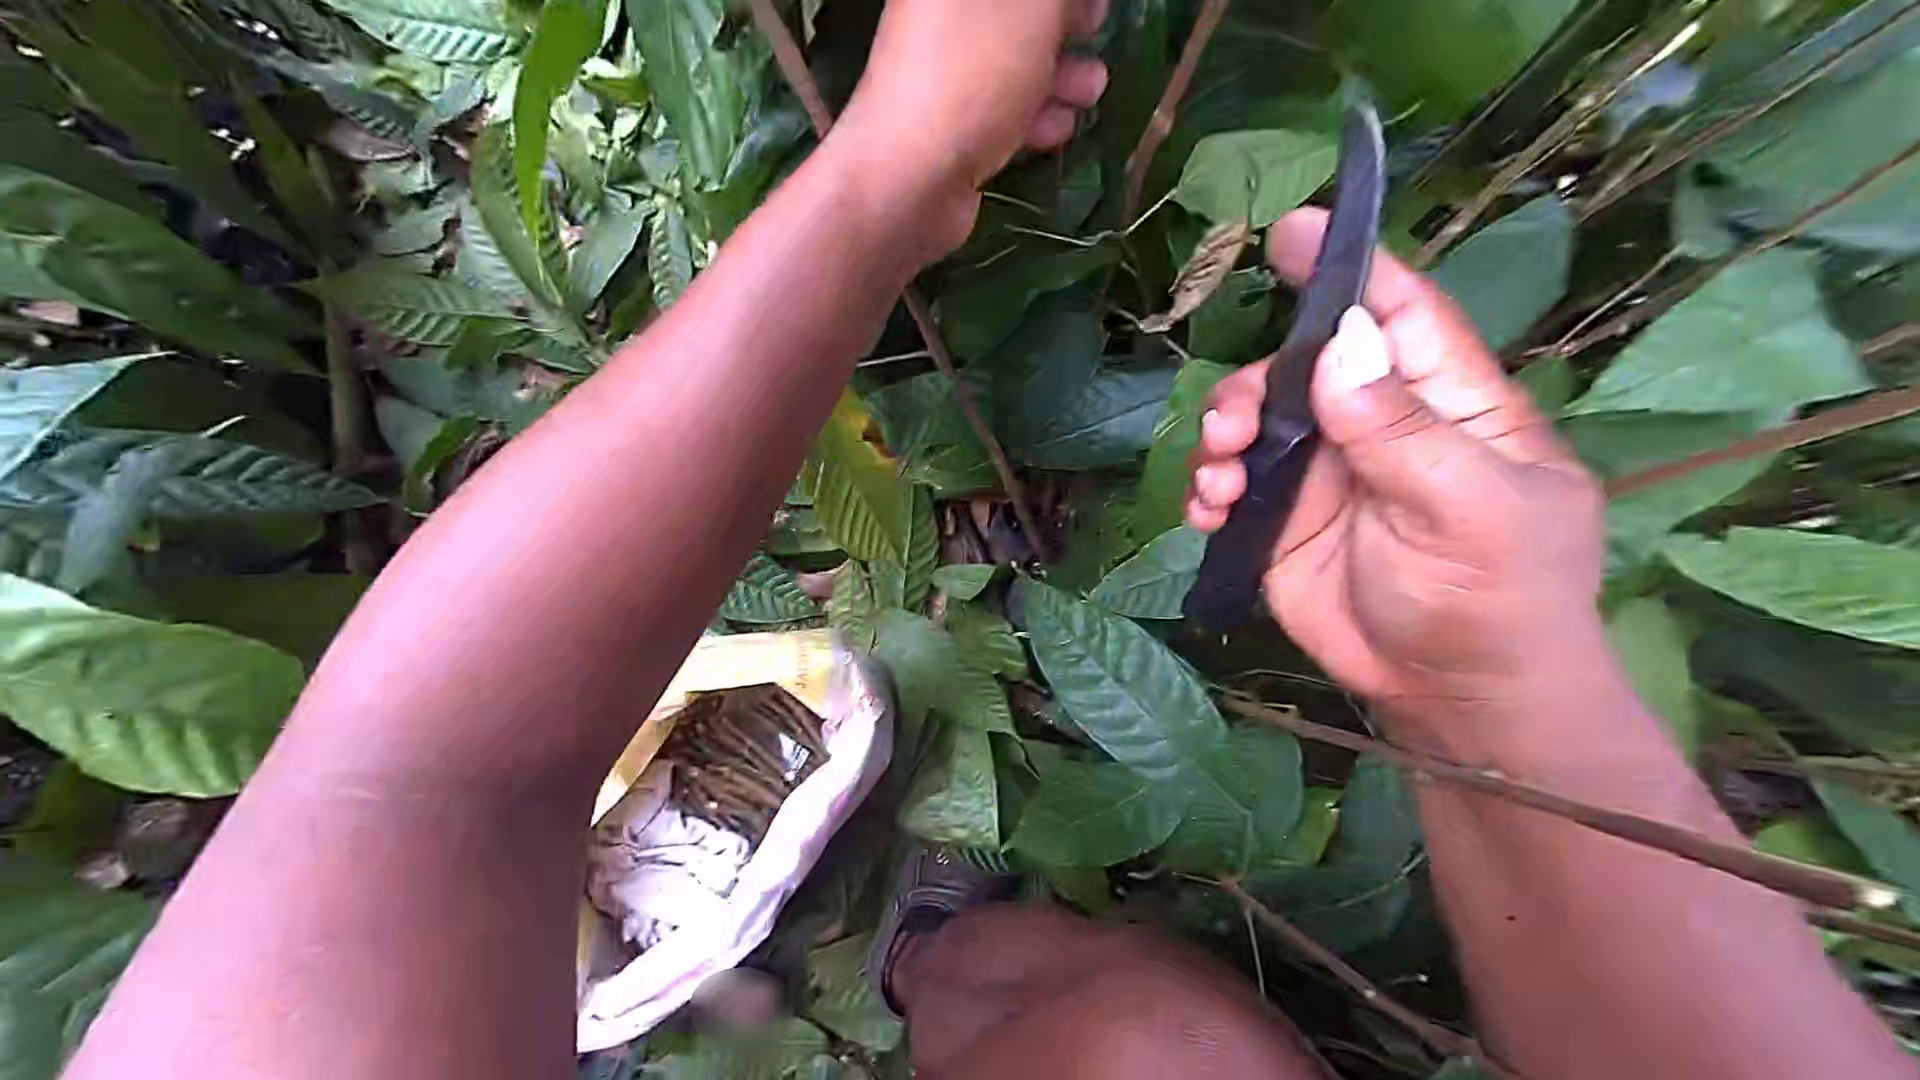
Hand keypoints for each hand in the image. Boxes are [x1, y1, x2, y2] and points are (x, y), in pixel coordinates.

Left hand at [831, 0, 1109, 252]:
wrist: (912, 179)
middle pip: (1013, 14)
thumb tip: (1072, 3)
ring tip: (1092, 91)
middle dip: (1064, 21)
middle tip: (1096, 28)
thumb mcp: (1031, 6)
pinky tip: (1060, 128)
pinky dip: (1032, 117)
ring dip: (1059, 74)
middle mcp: (942, 18)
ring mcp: (943, 78)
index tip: (1093, 1)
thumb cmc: (972, 73)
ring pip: (1011, 65)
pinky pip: (999, 113)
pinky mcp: (950, 131)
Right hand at [1186, 209, 1606, 725]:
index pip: (1398, 316)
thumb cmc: (1494, 598)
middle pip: (1297, 371)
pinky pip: (1227, 487)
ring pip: (1250, 426)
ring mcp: (1318, 476)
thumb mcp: (1474, 513)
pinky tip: (1205, 512)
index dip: (1350, 270)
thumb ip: (1407, 432)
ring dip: (1219, 441)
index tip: (1293, 230)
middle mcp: (1371, 428)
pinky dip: (1205, 492)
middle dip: (1253, 387)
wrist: (1448, 691)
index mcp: (1441, 406)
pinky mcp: (1276, 523)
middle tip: (1233, 428)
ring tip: (1218, 482)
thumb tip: (1341, 345)